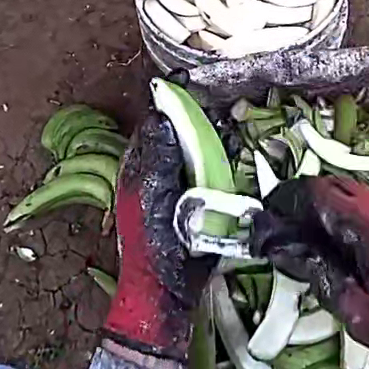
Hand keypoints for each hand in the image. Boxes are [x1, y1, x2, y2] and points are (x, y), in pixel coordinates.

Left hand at [103, 115, 214, 360]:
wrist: (164, 292)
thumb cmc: (155, 244)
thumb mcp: (154, 195)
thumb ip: (159, 156)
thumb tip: (161, 117)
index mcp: (138, 166)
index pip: (153, 121)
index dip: (168, 97)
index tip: (186, 76)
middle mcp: (152, 171)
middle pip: (172, 130)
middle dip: (192, 111)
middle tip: (214, 98)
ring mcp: (171, 187)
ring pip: (189, 147)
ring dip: (206, 132)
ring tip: (224, 122)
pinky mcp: (188, 202)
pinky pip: (203, 169)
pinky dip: (216, 156)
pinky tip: (230, 150)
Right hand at [249, 176, 368, 368]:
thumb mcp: (358, 313)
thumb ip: (320, 277)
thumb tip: (288, 253)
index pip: (319, 194)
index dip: (290, 199)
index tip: (272, 210)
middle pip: (337, 184)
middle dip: (308, 197)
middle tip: (288, 219)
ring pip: (357, 192)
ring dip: (331, 203)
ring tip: (312, 230)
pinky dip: (351, 211)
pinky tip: (345, 238)